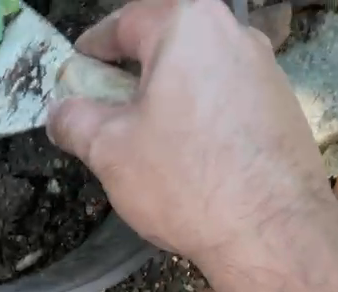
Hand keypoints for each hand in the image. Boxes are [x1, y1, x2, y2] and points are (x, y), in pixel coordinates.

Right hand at [48, 0, 336, 271]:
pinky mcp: (278, 104)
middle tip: (102, 115)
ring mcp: (263, 67)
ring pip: (194, 74)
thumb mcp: (108, 151)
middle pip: (165, 45)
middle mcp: (232, 32)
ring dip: (163, 101)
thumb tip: (59, 111)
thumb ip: (75, 122)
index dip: (92, 47)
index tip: (74, 70)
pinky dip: (194, 119)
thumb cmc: (182, 179)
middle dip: (129, 77)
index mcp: (187, 26)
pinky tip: (183, 160)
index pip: (126, 20)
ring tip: (142, 146)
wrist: (268, 226)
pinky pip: (221, 100)